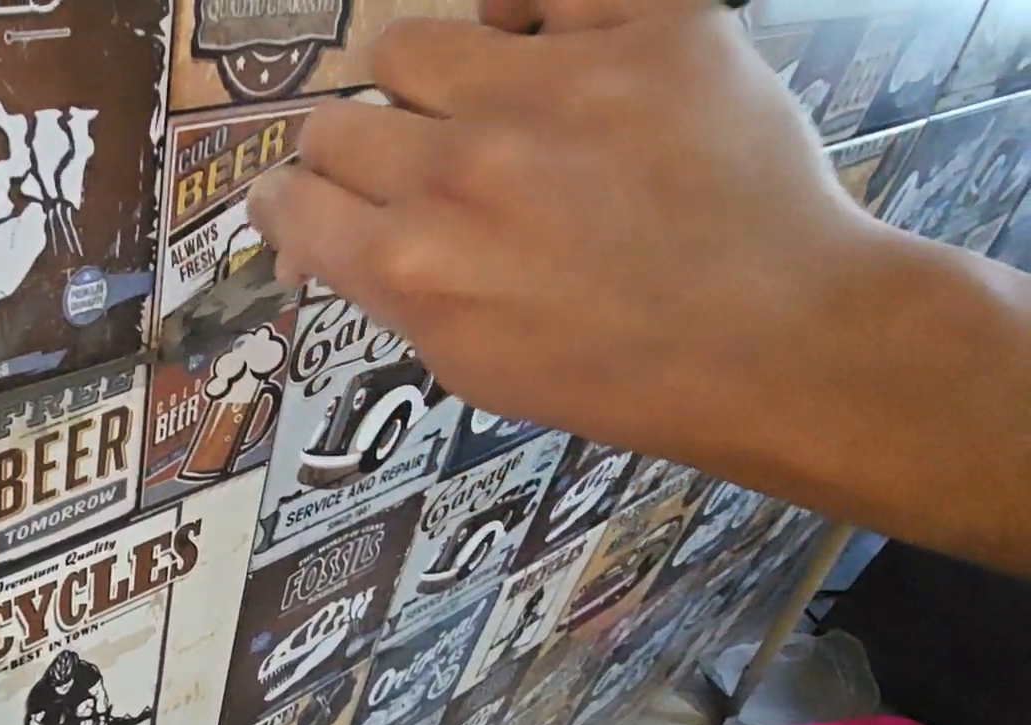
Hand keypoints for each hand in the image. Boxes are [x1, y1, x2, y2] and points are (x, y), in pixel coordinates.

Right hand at [248, 0, 868, 461]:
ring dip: (410, 85)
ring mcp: (550, 91)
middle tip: (390, 174)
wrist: (763, 337)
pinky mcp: (647, 31)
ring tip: (460, 111)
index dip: (281, 201)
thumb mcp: (453, 359)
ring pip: (403, 43)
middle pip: (330, 122)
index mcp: (406, 264)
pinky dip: (517, 13)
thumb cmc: (589, 370)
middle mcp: (456, 171)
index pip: (286, 198)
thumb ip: (374, 286)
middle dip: (342, 156)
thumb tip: (309, 236)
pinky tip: (534, 51)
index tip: (299, 204)